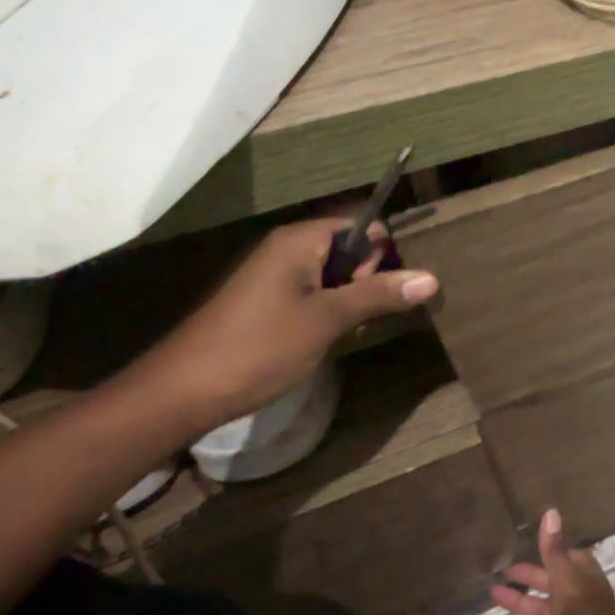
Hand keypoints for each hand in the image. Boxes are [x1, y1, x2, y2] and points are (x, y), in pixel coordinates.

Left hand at [118, 218, 437, 433]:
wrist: (183, 391)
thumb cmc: (259, 347)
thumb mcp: (328, 320)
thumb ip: (378, 294)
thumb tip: (431, 277)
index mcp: (299, 240)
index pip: (360, 223)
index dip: (382, 250)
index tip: (391, 287)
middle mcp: (286, 249)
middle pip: (348, 248)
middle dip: (369, 277)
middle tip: (367, 315)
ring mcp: (272, 276)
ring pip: (332, 274)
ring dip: (349, 299)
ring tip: (348, 331)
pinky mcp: (264, 302)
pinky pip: (311, 293)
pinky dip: (327, 312)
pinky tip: (325, 340)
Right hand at [491, 511, 614, 614]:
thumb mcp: (567, 583)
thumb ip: (555, 552)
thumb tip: (551, 512)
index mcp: (588, 581)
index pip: (572, 559)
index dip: (553, 552)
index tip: (531, 546)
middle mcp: (583, 602)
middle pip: (554, 585)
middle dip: (530, 578)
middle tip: (503, 572)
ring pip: (545, 613)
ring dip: (521, 605)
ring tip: (493, 596)